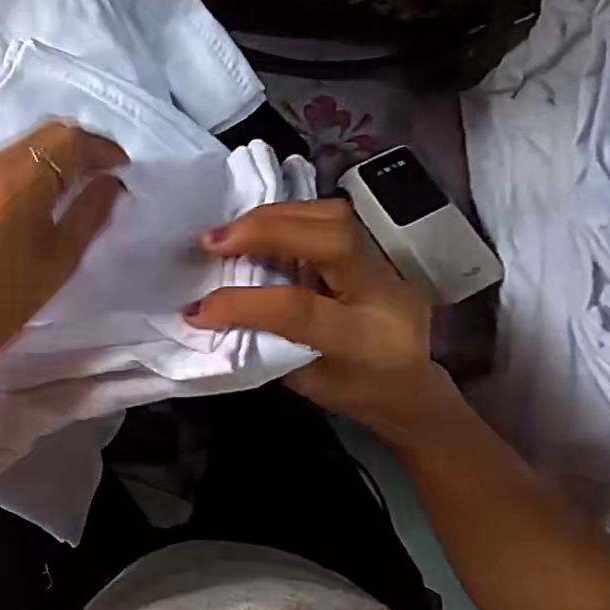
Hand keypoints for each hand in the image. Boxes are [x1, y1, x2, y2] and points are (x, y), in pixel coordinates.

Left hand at [0, 121, 126, 370]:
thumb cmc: (14, 296)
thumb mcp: (64, 255)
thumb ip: (92, 208)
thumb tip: (112, 179)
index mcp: (13, 186)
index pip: (67, 141)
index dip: (100, 148)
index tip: (120, 166)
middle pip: (44, 134)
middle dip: (79, 146)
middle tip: (102, 171)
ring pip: (22, 141)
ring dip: (52, 153)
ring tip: (74, 181)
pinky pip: (0, 157)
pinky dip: (27, 163)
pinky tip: (40, 189)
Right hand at [183, 199, 468, 447]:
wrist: (412, 390)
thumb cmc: (354, 394)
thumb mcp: (304, 382)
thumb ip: (266, 341)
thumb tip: (213, 310)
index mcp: (364, 340)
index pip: (299, 308)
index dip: (241, 303)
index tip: (197, 310)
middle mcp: (384, 294)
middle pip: (332, 239)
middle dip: (266, 231)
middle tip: (211, 240)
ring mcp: (386, 267)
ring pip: (334, 218)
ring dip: (273, 216)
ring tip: (229, 230)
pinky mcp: (377, 253)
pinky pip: (331, 220)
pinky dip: (287, 218)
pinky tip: (257, 229)